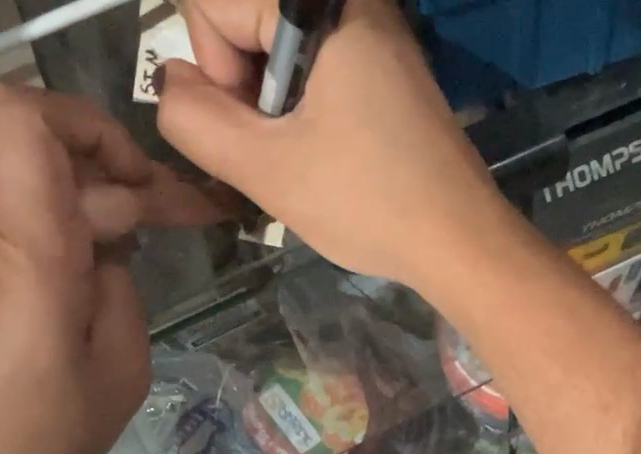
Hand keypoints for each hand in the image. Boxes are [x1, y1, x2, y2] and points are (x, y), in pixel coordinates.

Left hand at [0, 85, 226, 453]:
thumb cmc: (34, 433)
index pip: (27, 118)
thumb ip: (122, 294)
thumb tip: (108, 255)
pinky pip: (23, 237)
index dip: (91, 124)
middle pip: (55, 163)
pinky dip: (70, 246)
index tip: (145, 180)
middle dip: (131, 183)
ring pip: (41, 201)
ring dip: (101, 217)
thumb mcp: (119, 372)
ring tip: (151, 263)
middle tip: (197, 222)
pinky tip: (100, 294)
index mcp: (28, 245)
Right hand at [158, 0, 518, 288]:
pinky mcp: (393, 70)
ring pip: (280, 50)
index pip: (210, 3)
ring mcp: (380, 35)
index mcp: (323, 6)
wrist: (465, 243)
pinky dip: (310, 108)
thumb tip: (175, 83)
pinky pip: (320, 68)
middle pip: (245, 19)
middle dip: (248, 89)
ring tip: (315, 159)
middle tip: (290, 150)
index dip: (218, 74)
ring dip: (279, 108)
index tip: (264, 130)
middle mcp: (356, 4)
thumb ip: (193, 118)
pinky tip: (337, 154)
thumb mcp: (266, 169)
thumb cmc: (371, 204)